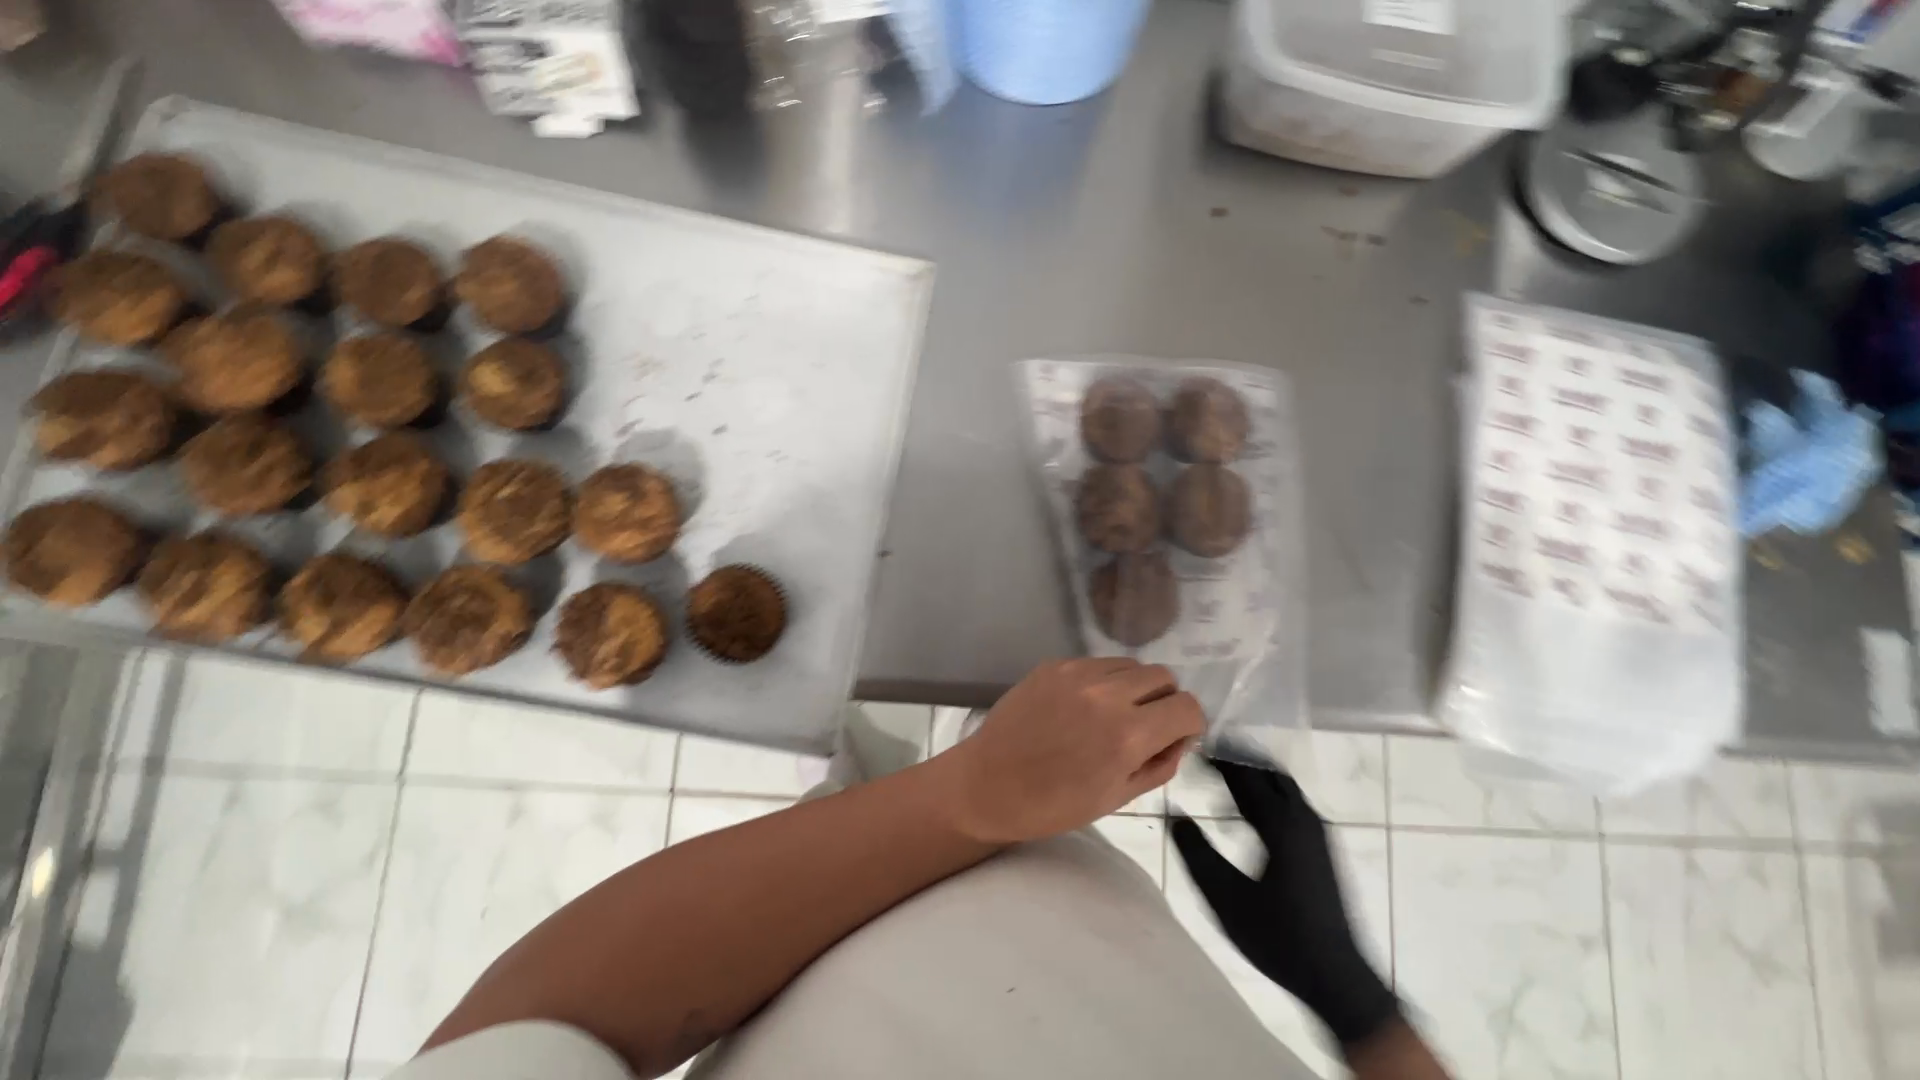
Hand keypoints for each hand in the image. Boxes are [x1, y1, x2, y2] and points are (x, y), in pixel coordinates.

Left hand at [934, 658, 1204, 844]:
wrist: (987, 785)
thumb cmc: (1053, 805)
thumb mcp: (1118, 796)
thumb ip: (1160, 764)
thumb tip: (1180, 737)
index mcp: (1127, 735)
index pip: (1187, 707)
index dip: (1188, 725)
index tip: (1174, 738)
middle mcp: (1106, 695)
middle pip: (1163, 677)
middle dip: (1164, 702)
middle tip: (1144, 728)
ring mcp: (1076, 674)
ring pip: (1131, 665)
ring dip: (1134, 688)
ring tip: (1111, 716)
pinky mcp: (1053, 665)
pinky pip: (1098, 663)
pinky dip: (1103, 681)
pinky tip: (1082, 707)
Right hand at [1171, 757, 1398, 1049]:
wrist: (1336, 976)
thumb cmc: (1277, 938)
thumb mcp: (1225, 898)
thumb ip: (1196, 853)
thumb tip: (1175, 814)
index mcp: (1281, 825)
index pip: (1244, 776)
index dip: (1217, 759)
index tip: (1191, 750)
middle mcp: (1304, 819)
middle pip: (1268, 772)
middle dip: (1236, 761)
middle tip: (1203, 760)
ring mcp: (1318, 833)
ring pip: (1282, 787)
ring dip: (1252, 778)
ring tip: (1218, 782)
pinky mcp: (1322, 848)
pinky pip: (1290, 803)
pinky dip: (1265, 795)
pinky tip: (1244, 817)